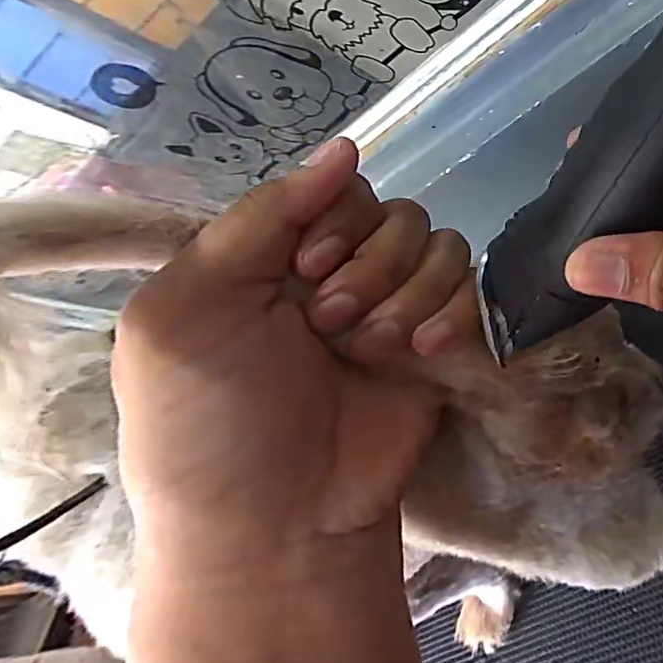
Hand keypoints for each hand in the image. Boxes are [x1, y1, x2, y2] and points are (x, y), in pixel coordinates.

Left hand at [114, 139, 475, 573]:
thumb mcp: (187, 312)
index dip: (338, 219)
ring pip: (445, 247)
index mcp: (281, 257)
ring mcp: (402, 303)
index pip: (343, 191)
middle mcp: (348, 270)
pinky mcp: (446, 336)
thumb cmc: (211, 418)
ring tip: (373, 349)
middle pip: (401, 214)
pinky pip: (475, 289)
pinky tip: (422, 351)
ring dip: (411, 293)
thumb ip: (260, 218)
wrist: (279, 518)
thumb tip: (348, 144)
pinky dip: (453, 312)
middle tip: (330, 324)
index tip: (306, 269)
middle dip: (373, 266)